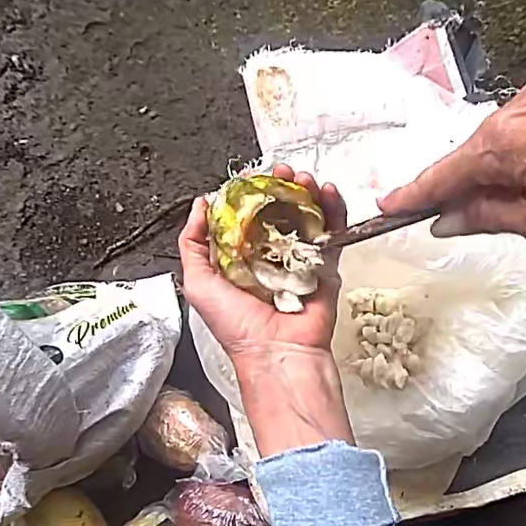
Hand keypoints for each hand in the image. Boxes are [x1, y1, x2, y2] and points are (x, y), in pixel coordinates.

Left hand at [179, 165, 354, 455]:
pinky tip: (325, 192)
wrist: (277, 353)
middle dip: (279, 185)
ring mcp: (300, 259)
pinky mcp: (326, 266)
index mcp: (242, 258)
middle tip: (279, 173)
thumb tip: (200, 206)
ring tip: (301, 179)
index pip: (246, 215)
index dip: (249, 192)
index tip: (251, 178)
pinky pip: (332, 232)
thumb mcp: (198, 284)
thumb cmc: (237, 327)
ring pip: (307, 214)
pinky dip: (333, 208)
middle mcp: (271, 256)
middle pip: (279, 208)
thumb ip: (192, 244)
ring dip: (305, 190)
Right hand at [379, 55, 525, 250]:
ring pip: (524, 131)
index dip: (414, 194)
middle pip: (483, 148)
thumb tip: (450, 217)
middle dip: (474, 182)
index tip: (389, 205)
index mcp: (506, 141)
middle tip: (473, 216)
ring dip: (519, 164)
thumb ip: (492, 217)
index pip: (443, 174)